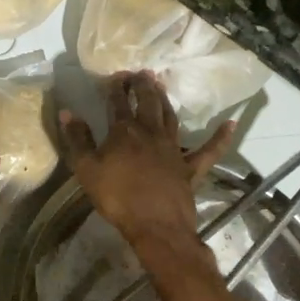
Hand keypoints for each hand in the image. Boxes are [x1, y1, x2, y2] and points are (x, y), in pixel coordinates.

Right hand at [59, 71, 235, 249]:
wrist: (157, 228)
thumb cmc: (117, 197)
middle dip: (142, 85)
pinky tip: (231, 123)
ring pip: (171, 117)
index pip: (118, 101)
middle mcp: (150, 133)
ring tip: (161, 84)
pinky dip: (220, 137)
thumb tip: (68, 112)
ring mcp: (174, 149)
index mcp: (124, 131)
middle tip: (141, 72)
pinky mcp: (190, 168)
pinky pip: (209, 150)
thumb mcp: (86, 168)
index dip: (115, 87)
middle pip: (148, 102)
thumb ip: (77, 139)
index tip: (113, 76)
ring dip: (165, 99)